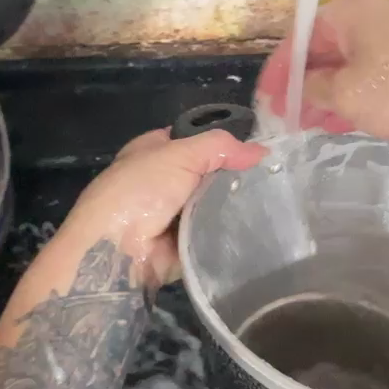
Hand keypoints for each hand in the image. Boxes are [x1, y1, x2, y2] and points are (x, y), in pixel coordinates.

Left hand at [58, 128, 265, 287]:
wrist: (118, 249)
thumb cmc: (141, 189)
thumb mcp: (180, 153)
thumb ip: (220, 147)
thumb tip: (262, 151)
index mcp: (154, 151)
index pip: (195, 140)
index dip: (222, 143)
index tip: (254, 150)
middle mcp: (163, 180)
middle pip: (209, 173)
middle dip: (233, 175)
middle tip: (268, 177)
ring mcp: (174, 213)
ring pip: (215, 202)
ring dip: (234, 204)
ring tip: (270, 201)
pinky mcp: (186, 241)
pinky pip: (215, 230)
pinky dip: (230, 229)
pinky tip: (255, 224)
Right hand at [255, 0, 388, 147]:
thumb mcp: (346, 94)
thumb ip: (313, 89)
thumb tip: (299, 88)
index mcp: (352, 8)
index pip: (301, 35)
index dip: (280, 71)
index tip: (266, 99)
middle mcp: (375, 14)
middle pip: (326, 48)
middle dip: (303, 85)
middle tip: (284, 117)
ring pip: (350, 65)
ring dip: (326, 95)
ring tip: (306, 126)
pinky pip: (373, 76)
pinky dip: (354, 97)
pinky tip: (339, 123)